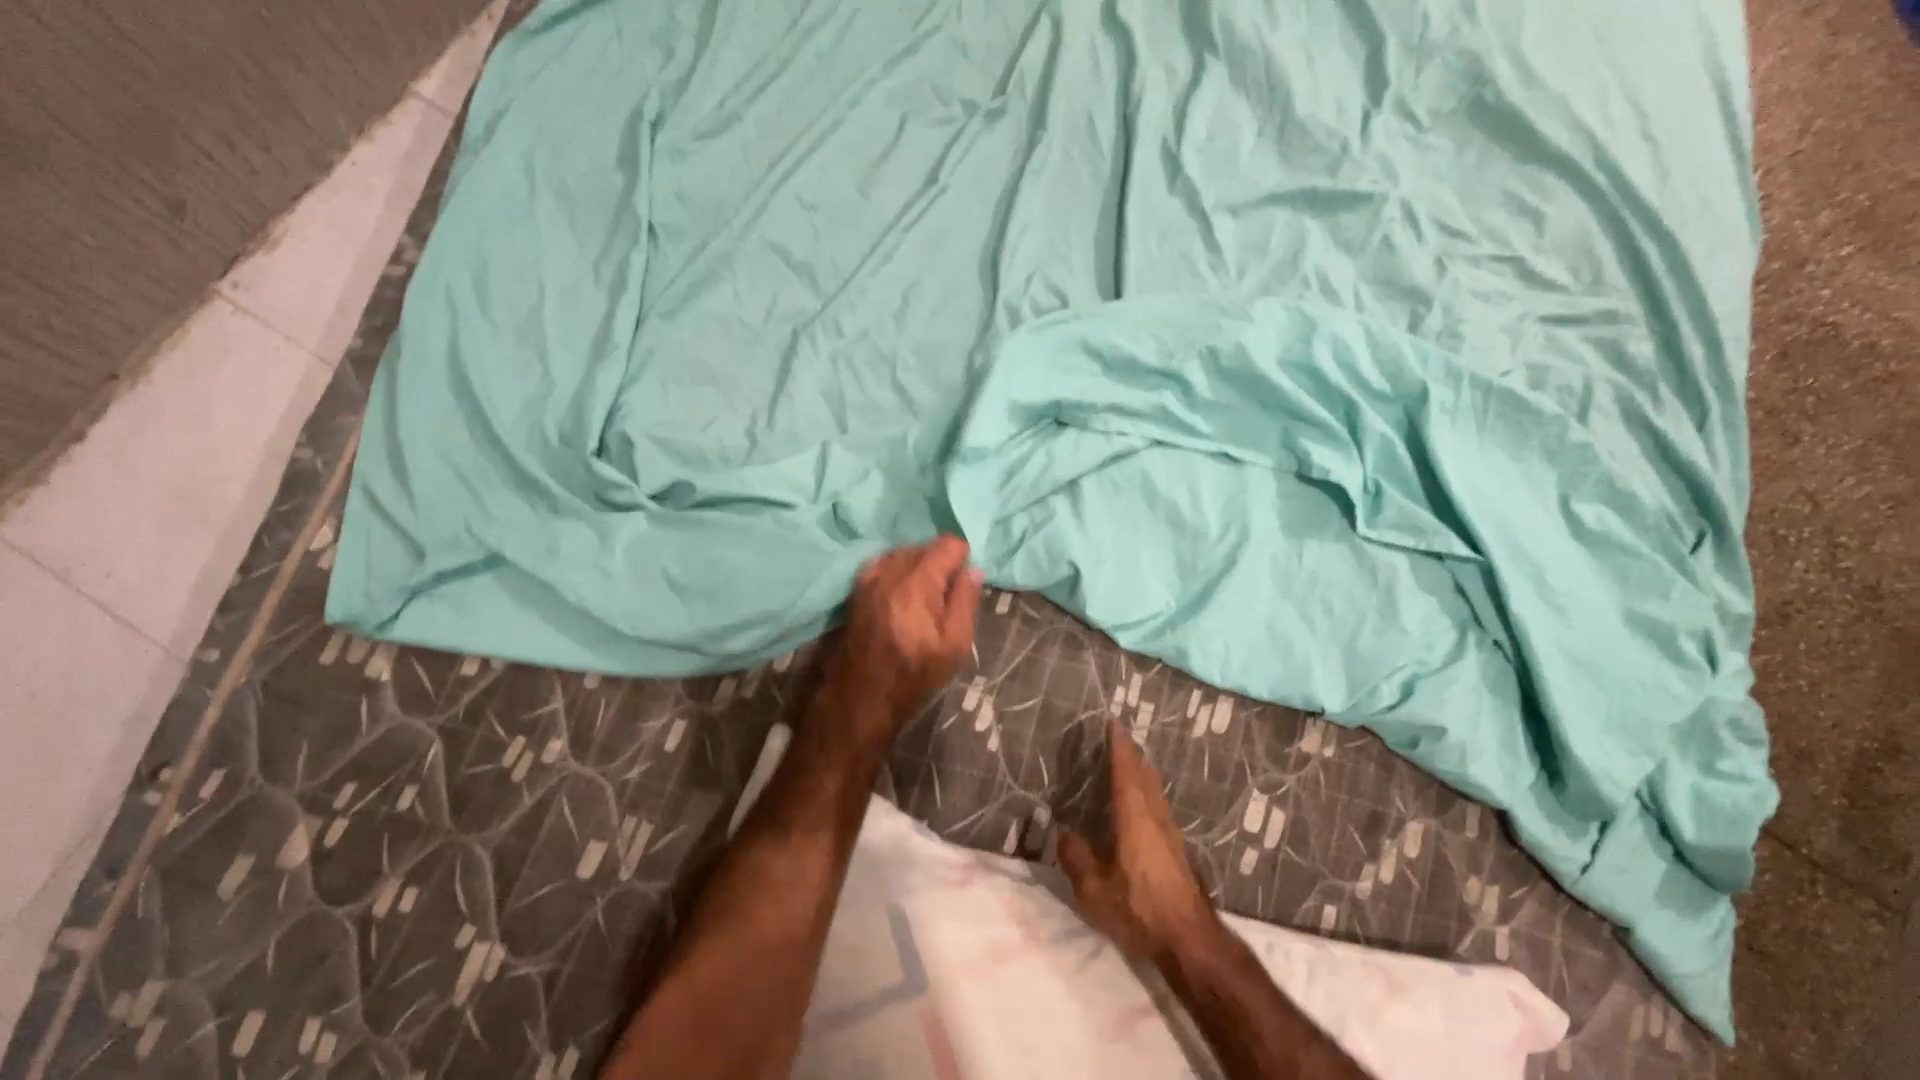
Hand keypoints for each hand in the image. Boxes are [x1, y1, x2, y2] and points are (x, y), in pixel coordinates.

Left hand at [829, 536, 983, 739]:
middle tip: (946, 597)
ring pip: (903, 553)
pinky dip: (898, 571)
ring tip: (924, 599)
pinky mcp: (857, 589)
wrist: (861, 695)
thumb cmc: (913, 675)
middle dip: (941, 563)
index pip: (948, 544)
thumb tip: (974, 570)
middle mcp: (890, 572)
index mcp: (917, 584)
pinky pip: (884, 564)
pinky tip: (901, 596)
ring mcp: (869, 578)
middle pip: (924, 546)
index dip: (963, 559)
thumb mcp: (954, 646)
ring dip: (918, 567)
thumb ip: (966, 602)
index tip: (964, 585)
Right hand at [1058, 721, 1215, 962]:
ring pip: (1155, 792)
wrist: (1188, 939)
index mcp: (1134, 817)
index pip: (1126, 772)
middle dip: (1133, 755)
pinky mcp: (1176, 851)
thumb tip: (1063, 833)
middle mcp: (1156, 817)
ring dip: (1142, 774)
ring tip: (1129, 766)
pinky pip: (1158, 808)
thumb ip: (1076, 857)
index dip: (1119, 747)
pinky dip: (1147, 794)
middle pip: (1146, 776)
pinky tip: (1140, 807)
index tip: (1113, 723)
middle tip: (1119, 739)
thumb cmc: (1138, 908)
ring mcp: (1171, 834)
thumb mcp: (1094, 888)